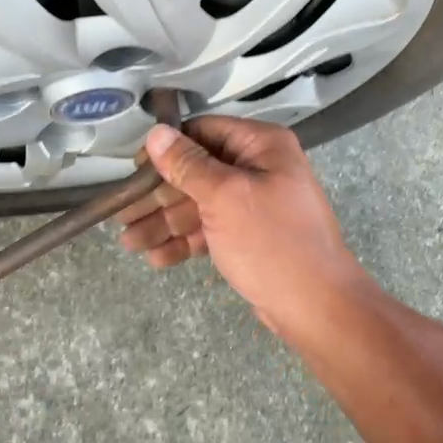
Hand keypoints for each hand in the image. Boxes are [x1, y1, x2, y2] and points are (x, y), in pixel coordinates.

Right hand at [115, 116, 372, 338]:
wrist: (320, 310)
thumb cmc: (272, 242)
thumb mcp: (224, 197)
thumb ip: (187, 164)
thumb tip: (156, 133)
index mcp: (261, 146)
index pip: (203, 132)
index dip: (166, 148)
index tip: (134, 169)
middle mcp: (258, 168)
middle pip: (195, 172)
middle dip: (158, 196)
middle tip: (122, 213)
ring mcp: (254, 205)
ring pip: (198, 205)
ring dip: (163, 223)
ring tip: (129, 242)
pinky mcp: (249, 237)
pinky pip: (209, 231)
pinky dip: (184, 242)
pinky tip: (155, 258)